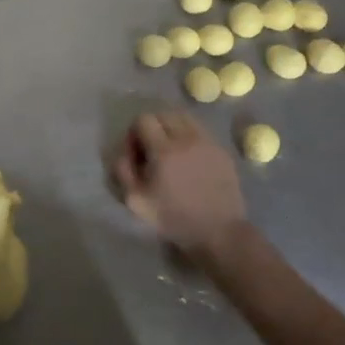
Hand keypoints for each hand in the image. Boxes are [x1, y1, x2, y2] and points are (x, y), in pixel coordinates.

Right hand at [113, 112, 245, 258]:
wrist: (218, 231)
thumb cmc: (173, 217)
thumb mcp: (136, 200)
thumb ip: (123, 170)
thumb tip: (122, 150)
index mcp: (164, 150)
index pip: (143, 119)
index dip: (134, 132)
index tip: (136, 152)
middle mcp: (187, 139)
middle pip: (164, 114)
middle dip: (153, 127)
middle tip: (151, 149)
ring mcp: (208, 142)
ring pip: (184, 118)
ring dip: (172, 128)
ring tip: (170, 149)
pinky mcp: (222, 150)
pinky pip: (201, 131)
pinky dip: (189, 136)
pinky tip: (189, 158)